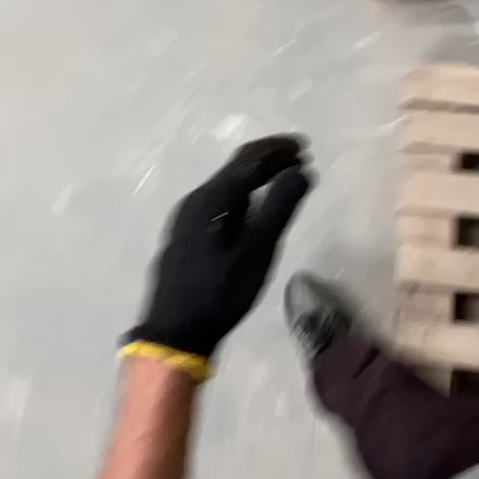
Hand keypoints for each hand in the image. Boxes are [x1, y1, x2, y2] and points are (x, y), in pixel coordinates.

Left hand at [124, 134, 313, 360]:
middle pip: (236, 168)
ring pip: (227, 185)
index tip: (304, 147)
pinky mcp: (185, 234)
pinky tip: (253, 210)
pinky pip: (219, 201)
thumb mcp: (258, 251)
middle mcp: (197, 199)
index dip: (278, 149)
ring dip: (256, 178)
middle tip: (298, 158)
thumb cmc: (221, 291)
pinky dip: (243, 195)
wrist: (174, 331)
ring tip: (282, 181)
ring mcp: (187, 217)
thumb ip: (280, 208)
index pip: (249, 159)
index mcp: (214, 198)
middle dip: (269, 160)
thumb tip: (300, 171)